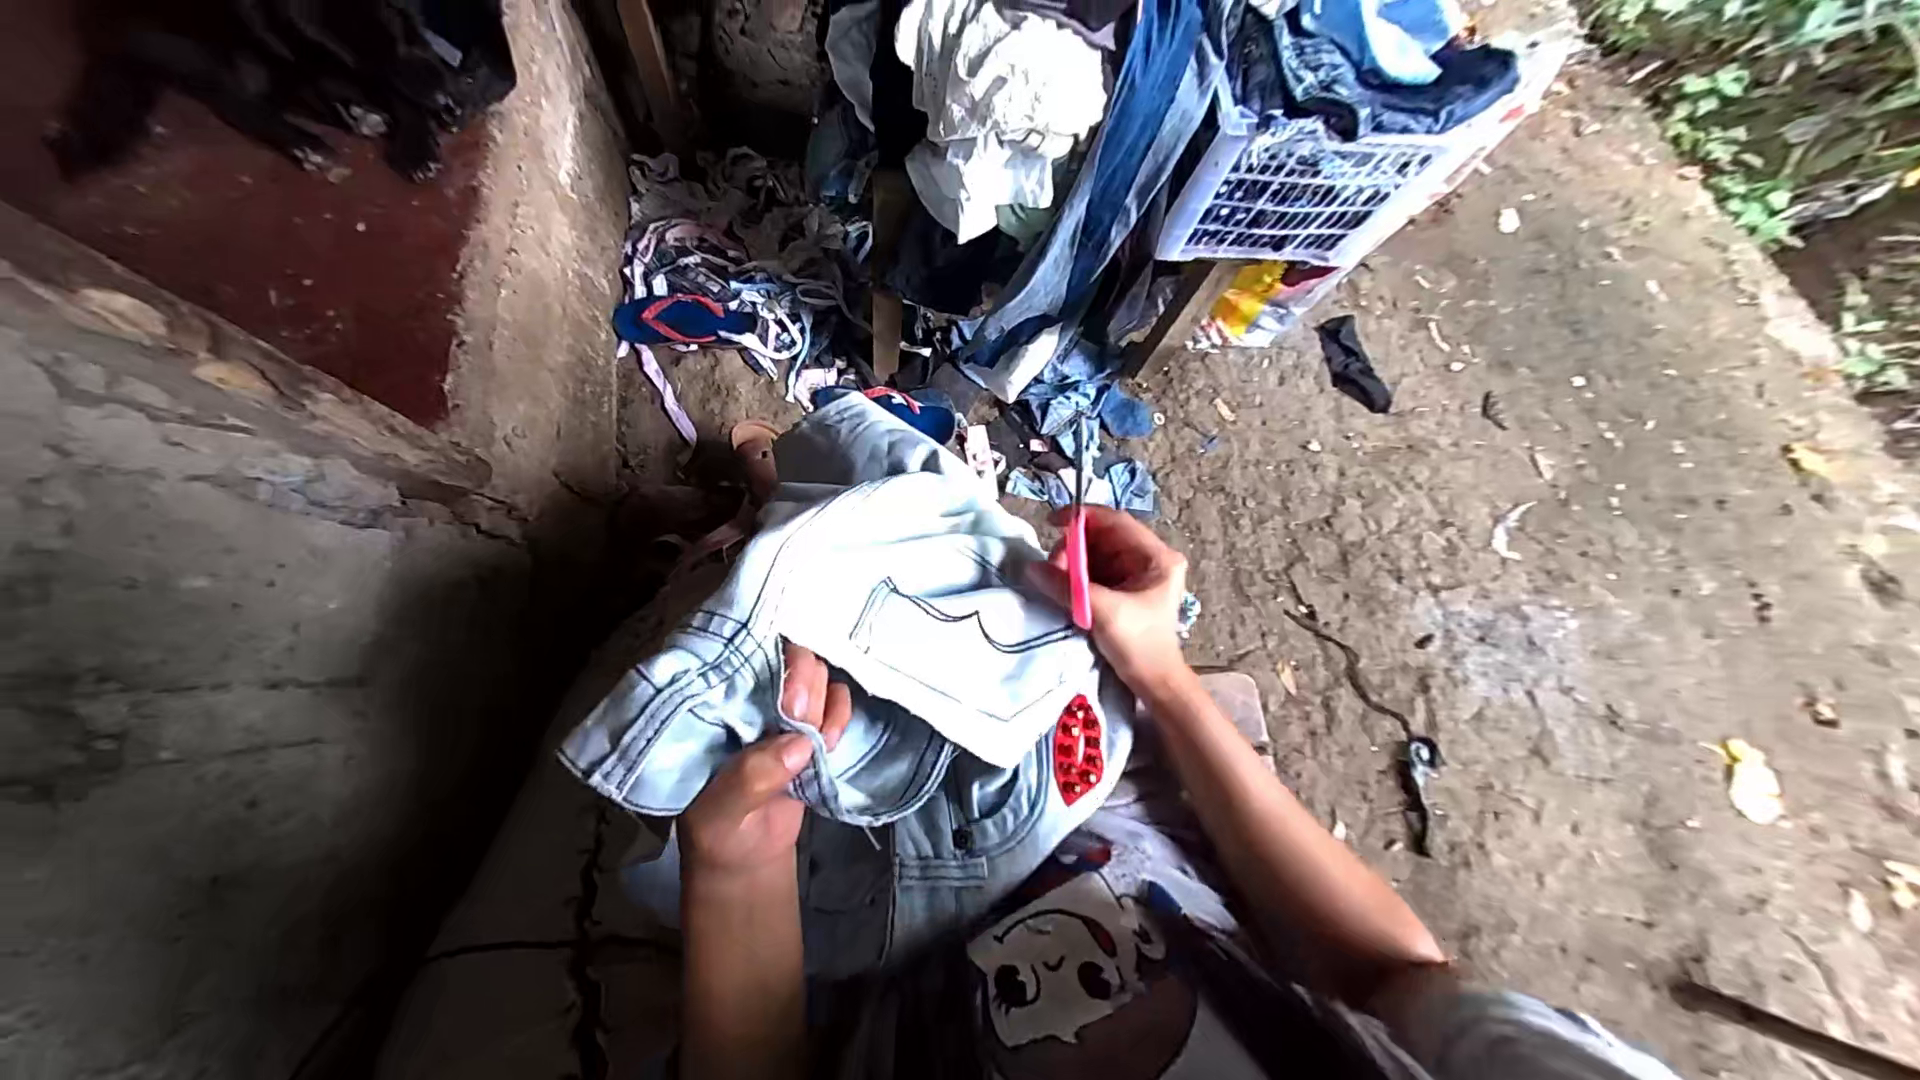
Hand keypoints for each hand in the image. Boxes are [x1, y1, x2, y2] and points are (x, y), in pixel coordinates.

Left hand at [679, 642, 851, 885]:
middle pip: (789, 659)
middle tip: (802, 721)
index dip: (774, 669)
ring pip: (816, 675)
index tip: (791, 699)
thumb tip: (800, 743)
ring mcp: (783, 709)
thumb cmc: (719, 833)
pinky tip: (828, 744)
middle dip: (805, 685)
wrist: (749, 859)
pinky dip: (839, 715)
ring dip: (823, 704)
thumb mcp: (721, 814)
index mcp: (715, 708)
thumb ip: (751, 779)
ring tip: (816, 742)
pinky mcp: (811, 724)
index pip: (744, 660)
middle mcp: (750, 698)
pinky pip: (836, 700)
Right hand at [1026, 505, 1190, 697]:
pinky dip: (1077, 575)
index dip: (1083, 518)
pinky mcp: (1125, 589)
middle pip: (1104, 537)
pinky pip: (1096, 571)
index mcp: (1157, 558)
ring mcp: (1137, 574)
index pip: (1116, 522)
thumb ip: (1066, 587)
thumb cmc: (1139, 646)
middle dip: (1074, 547)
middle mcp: (1150, 559)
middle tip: (1052, 565)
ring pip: (1097, 554)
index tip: (1052, 522)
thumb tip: (1031, 568)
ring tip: (1056, 579)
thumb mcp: (1102, 612)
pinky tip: (1064, 586)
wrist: (1154, 684)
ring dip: (1073, 562)